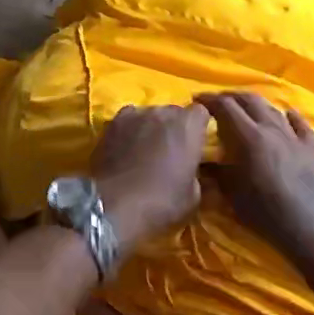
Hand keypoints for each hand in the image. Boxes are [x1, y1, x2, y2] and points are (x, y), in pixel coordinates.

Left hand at [92, 104, 211, 244]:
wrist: (116, 203)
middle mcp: (162, 112)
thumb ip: (194, 170)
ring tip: (146, 148)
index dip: (198, 126)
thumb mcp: (193, 194)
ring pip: (149, 113)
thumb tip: (188, 167)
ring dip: (152, 126)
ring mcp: (135, 113)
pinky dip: (131, 128)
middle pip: (173, 111)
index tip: (195, 142)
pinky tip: (126, 146)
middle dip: (175, 126)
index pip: (200, 112)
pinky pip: (128, 119)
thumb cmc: (163, 201)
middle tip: (171, 149)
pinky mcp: (112, 122)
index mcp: (188, 126)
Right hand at [202, 93, 313, 263]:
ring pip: (273, 109)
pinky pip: (300, 125)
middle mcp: (272, 129)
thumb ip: (215, 170)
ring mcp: (294, 138)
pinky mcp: (312, 150)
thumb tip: (201, 158)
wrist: (312, 233)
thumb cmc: (266, 214)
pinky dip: (289, 116)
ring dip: (255, 104)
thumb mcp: (231, 193)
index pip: (225, 106)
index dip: (209, 100)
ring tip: (244, 109)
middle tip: (216, 102)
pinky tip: (285, 115)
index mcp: (249, 137)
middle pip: (249, 100)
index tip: (196, 100)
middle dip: (230, 96)